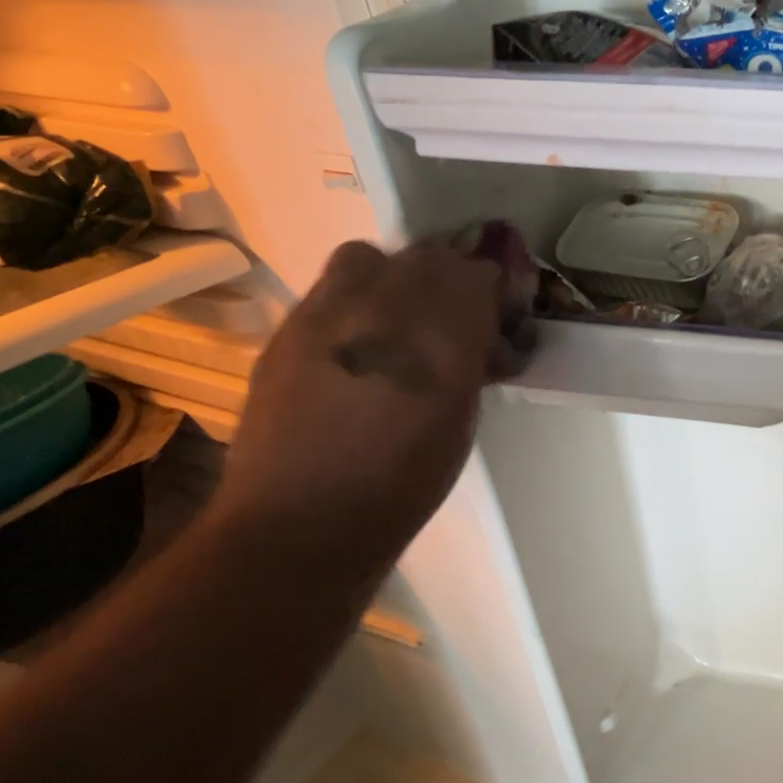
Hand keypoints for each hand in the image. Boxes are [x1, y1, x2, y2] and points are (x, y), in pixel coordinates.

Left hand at [217, 240, 506, 562]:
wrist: (302, 523)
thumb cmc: (405, 480)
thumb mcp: (463, 414)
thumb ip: (471, 358)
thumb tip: (478, 341)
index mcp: (441, 328)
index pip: (480, 275)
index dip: (494, 298)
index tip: (497, 331)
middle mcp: (383, 304)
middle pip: (428, 259)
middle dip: (449, 285)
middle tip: (454, 329)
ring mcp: (326, 312)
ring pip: (370, 260)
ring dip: (394, 282)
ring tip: (397, 328)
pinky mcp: (285, 332)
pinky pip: (329, 292)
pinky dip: (352, 306)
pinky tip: (354, 353)